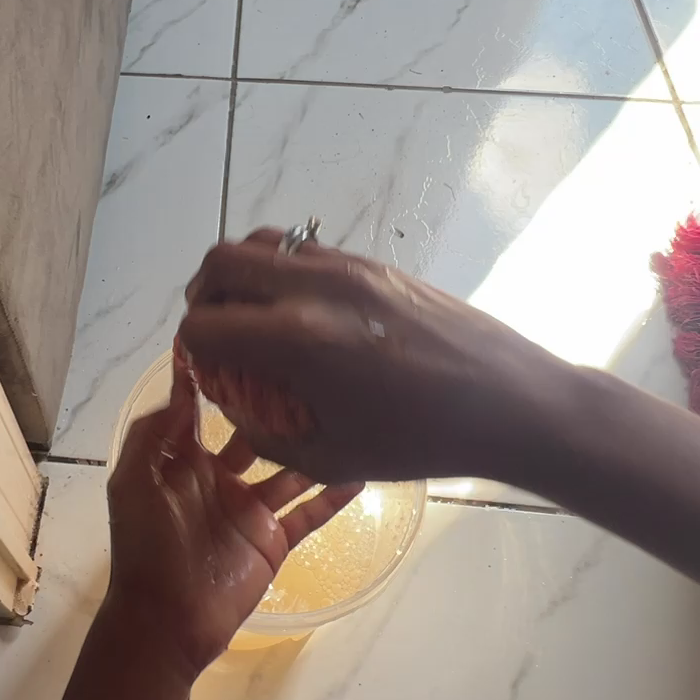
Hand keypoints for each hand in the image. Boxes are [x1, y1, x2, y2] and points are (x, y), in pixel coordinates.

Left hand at [102, 359, 361, 679]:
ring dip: (311, 446)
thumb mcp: (133, 483)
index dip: (216, 379)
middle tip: (307, 370)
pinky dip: (333, 496)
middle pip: (253, 433)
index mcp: (183, 460)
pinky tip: (360, 470)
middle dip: (273, 406)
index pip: (202, 409)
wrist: (164, 620)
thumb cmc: (144, 546)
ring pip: (288, 469)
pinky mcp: (274, 539)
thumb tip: (184, 386)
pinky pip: (310, 513)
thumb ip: (154, 434)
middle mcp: (220, 476)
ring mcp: (250, 508)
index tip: (239, 339)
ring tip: (343, 413)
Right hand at [177, 229, 578, 486]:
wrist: (508, 401)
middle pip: (220, 262)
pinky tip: (298, 307)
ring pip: (260, 242)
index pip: (204, 324)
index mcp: (297, 338)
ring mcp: (345, 265)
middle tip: (213, 328)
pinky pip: (302, 247)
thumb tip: (234, 404)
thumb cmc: (419, 441)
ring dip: (238, 274)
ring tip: (249, 311)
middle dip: (202, 295)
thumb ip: (263, 430)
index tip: (204, 366)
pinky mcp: (370, 261)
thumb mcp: (329, 457)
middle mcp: (313, 286)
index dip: (191, 348)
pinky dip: (278, 268)